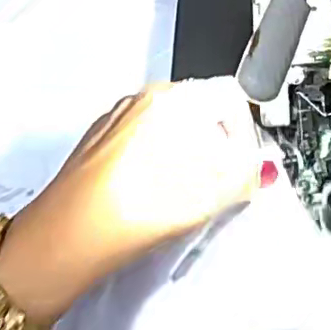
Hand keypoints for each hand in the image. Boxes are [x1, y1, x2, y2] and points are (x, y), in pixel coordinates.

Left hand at [0, 77, 263, 323]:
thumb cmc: (132, 208)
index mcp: (171, 98)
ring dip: (184, 156)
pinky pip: (140, 142)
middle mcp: (142, 98)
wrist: (72, 231)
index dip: (243, 134)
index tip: (244, 164)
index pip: (226, 98)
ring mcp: (118, 117)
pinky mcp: (101, 139)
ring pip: (167, 128)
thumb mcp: (209, 195)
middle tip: (217, 185)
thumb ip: (243, 175)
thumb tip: (258, 167)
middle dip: (214, 147)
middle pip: (197, 112)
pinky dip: (154, 163)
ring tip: (181, 197)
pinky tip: (150, 196)